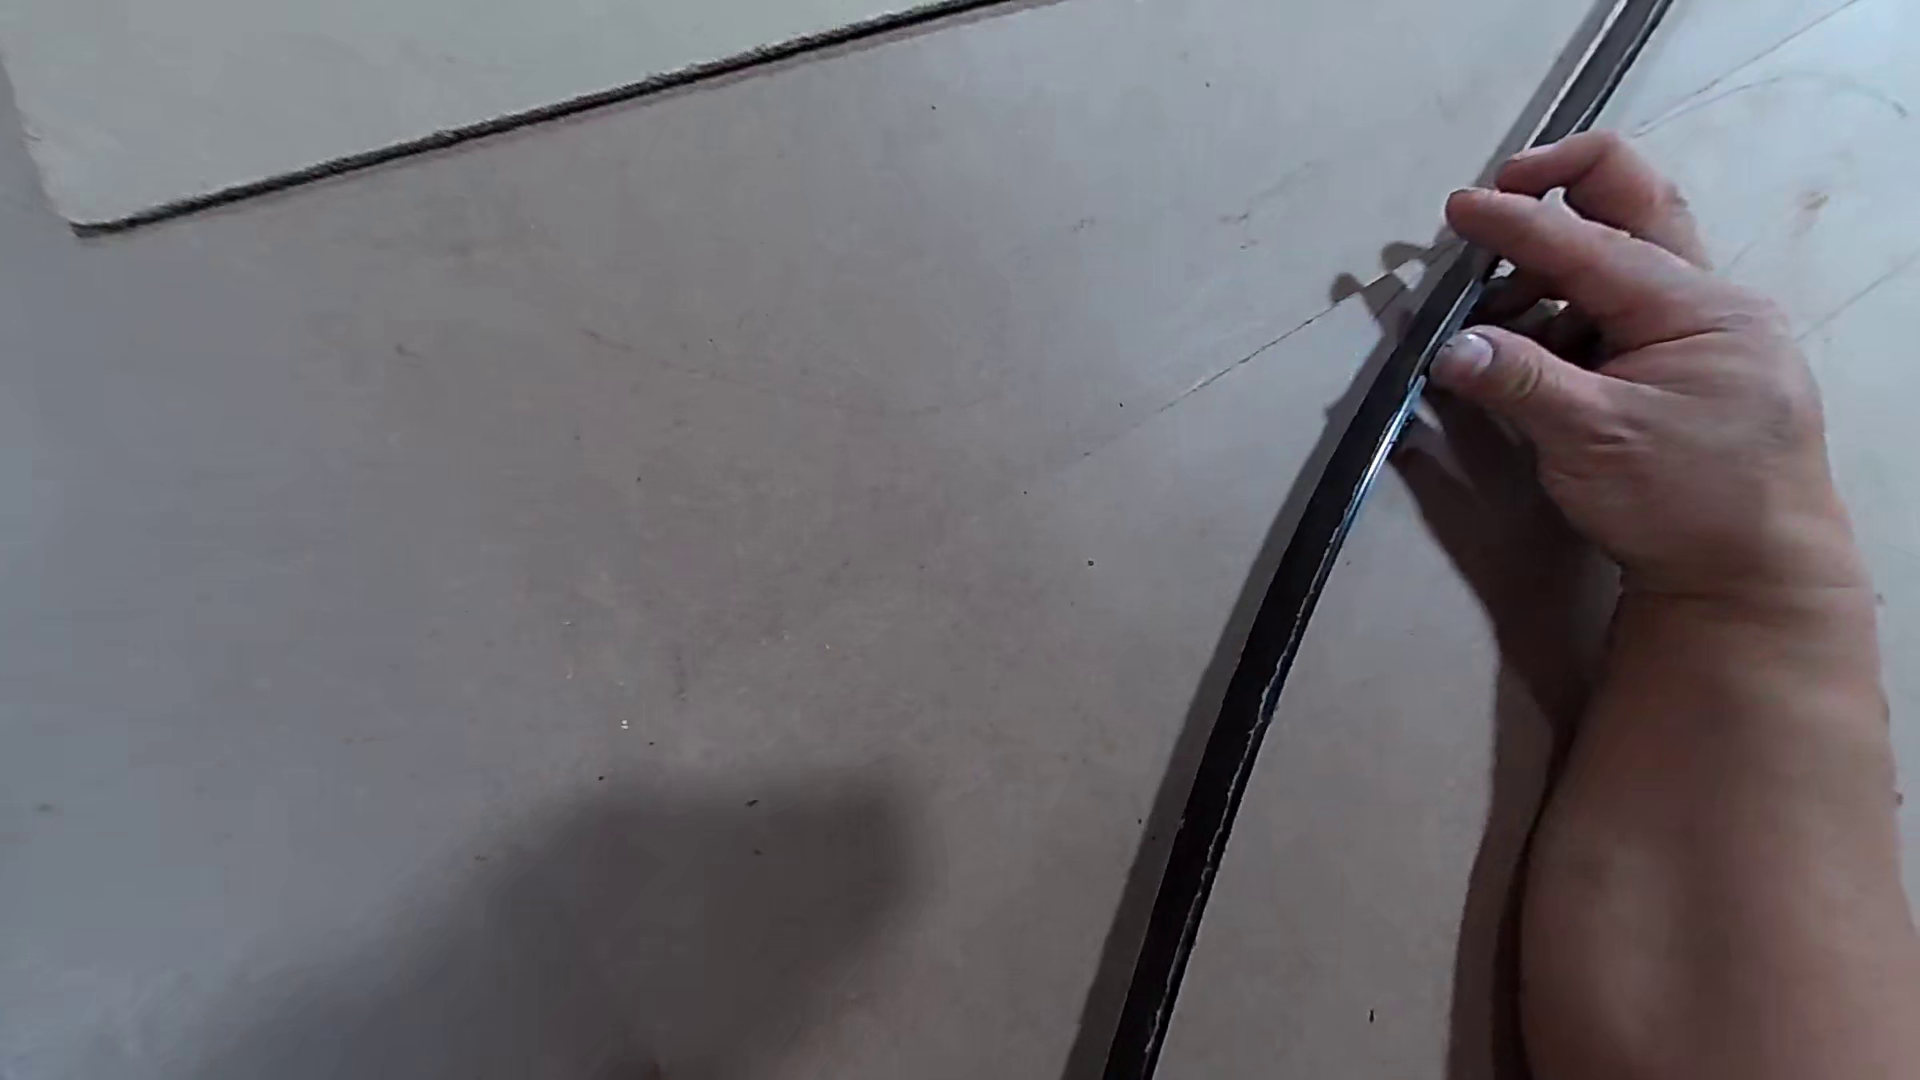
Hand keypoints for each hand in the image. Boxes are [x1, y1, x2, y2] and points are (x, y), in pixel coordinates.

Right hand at [1431, 131, 1867, 608]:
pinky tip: (1514, 346)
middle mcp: (1699, 304)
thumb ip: (1519, 383)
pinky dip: (1547, 313)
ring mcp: (1680, 333)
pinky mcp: (1656, 365)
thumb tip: (1445, 347)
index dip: (1519, 222)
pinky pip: (1596, 313)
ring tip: (1485, 313)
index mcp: (1695, 309)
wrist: (1739, 565)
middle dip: (1567, 188)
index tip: (1458, 206)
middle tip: (1498, 191)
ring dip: (1541, 268)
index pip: (1593, 244)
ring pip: (1610, 263)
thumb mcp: (1590, 438)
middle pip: (1638, 210)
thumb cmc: (1679, 496)